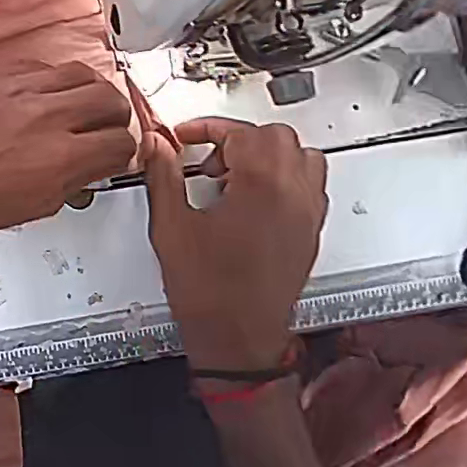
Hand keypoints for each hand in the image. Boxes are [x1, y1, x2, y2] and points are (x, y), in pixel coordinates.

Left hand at [0, 62, 134, 260]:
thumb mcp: (37, 205)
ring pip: (82, 73)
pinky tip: (43, 97)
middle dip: (115, 117)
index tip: (113, 154)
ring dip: (89, 92)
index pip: (120, 141)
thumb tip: (95, 164)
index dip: (122, 152)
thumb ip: (76, 179)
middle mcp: (45, 115)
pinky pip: (44, 66)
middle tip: (105, 128)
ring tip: (78, 108)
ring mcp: (21, 89)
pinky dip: (53, 81)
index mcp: (60, 156)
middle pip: (111, 98)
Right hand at [142, 117, 328, 372]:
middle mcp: (294, 195)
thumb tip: (156, 146)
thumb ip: (163, 176)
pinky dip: (284, 176)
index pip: (241, 132)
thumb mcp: (170, 227)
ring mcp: (307, 213)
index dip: (207, 128)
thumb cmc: (211, 294)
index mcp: (261, 186)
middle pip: (275, 136)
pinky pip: (309, 183)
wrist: (238, 338)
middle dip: (236, 138)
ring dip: (266, 154)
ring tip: (232, 174)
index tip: (186, 136)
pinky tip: (252, 196)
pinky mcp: (310, 231)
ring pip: (300, 155)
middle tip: (205, 157)